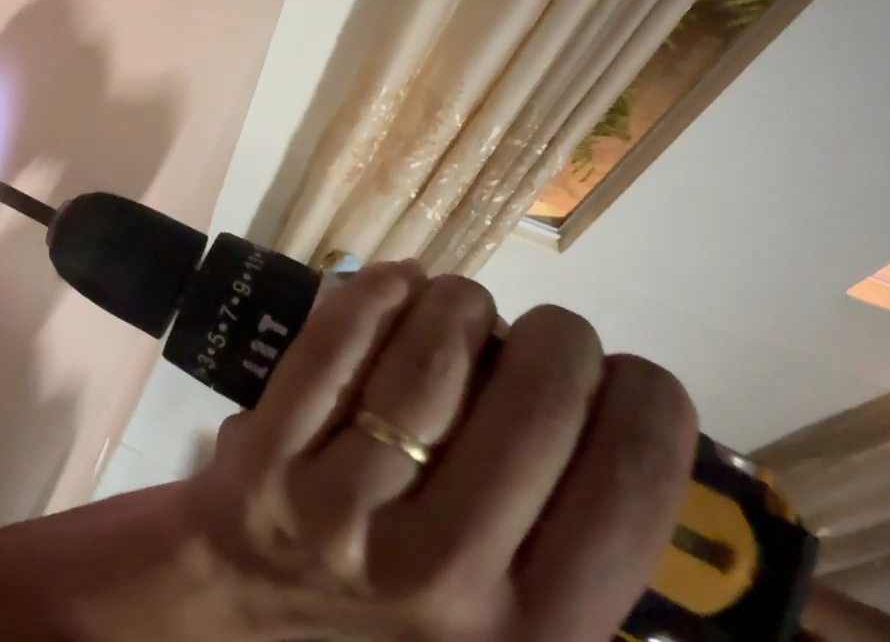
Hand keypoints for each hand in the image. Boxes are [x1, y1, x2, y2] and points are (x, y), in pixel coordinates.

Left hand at [180, 260, 697, 639]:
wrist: (244, 627)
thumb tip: (614, 412)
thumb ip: (570, 552)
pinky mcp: (265, 460)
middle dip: (558, 338)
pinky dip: (373, 297)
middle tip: (544, 334)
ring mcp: (342, 512)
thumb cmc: (394, 628)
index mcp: (539, 631)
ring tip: (464, 305)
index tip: (622, 374)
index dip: (645, 397)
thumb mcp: (512, 633)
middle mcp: (445, 574)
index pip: (632, 480)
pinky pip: (332, 350)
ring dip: (461, 306)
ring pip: (432, 364)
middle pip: (538, 403)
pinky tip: (398, 282)